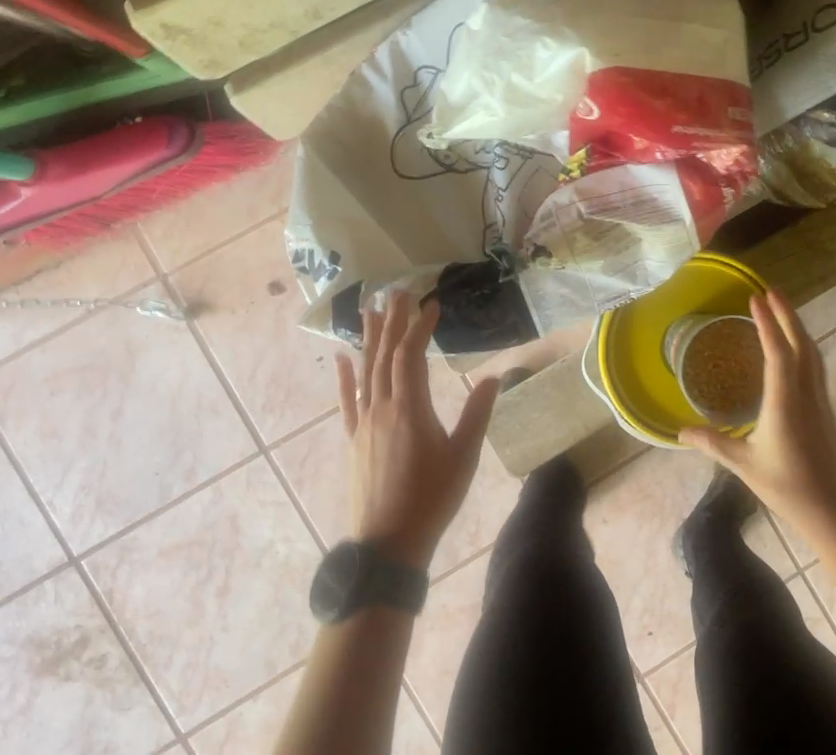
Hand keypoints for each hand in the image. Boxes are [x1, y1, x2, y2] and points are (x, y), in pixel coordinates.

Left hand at [339, 292, 498, 568]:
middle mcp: (382, 409)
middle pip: (384, 355)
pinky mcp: (354, 441)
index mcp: (410, 409)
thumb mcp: (463, 456)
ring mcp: (364, 424)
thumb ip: (477, 414)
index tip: (432, 303)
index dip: (419, 326)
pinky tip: (342, 359)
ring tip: (371, 310)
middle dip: (391, 321)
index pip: (411, 355)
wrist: (388, 544)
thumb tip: (493, 376)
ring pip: (365, 372)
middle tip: (397, 291)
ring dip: (369, 339)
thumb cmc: (432, 499)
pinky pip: (348, 401)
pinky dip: (345, 377)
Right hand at [679, 290, 835, 533]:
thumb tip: (680, 431)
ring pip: (813, 354)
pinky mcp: (826, 410)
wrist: (832, 508)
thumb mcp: (744, 465)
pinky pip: (816, 368)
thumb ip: (714, 443)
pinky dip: (805, 348)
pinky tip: (798, 349)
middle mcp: (806, 394)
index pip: (777, 352)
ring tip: (784, 310)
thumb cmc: (786, 486)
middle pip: (800, 344)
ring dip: (798, 328)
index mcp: (784, 402)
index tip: (756, 298)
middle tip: (770, 290)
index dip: (767, 323)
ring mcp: (820, 401)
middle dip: (786, 314)